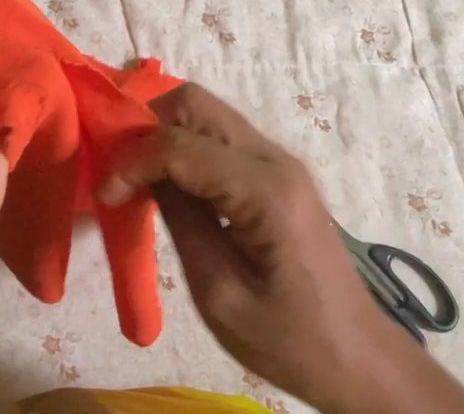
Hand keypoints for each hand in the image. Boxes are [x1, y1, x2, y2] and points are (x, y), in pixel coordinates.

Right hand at [99, 84, 463, 413]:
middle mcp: (274, 158)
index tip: (104, 194)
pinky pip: (217, 134)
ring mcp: (278, 160)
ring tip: (134, 173)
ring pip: (204, 111)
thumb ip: (179, 220)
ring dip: (161, 130)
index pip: (179, 145)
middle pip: (194, 103)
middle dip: (144, 125)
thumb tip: (140, 174)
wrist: (359, 359)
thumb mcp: (219, 292)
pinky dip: (181, 143)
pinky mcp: (275, 171)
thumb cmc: (289, 340)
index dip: (131, 161)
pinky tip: (164, 178)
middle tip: (117, 169)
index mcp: (264, 191)